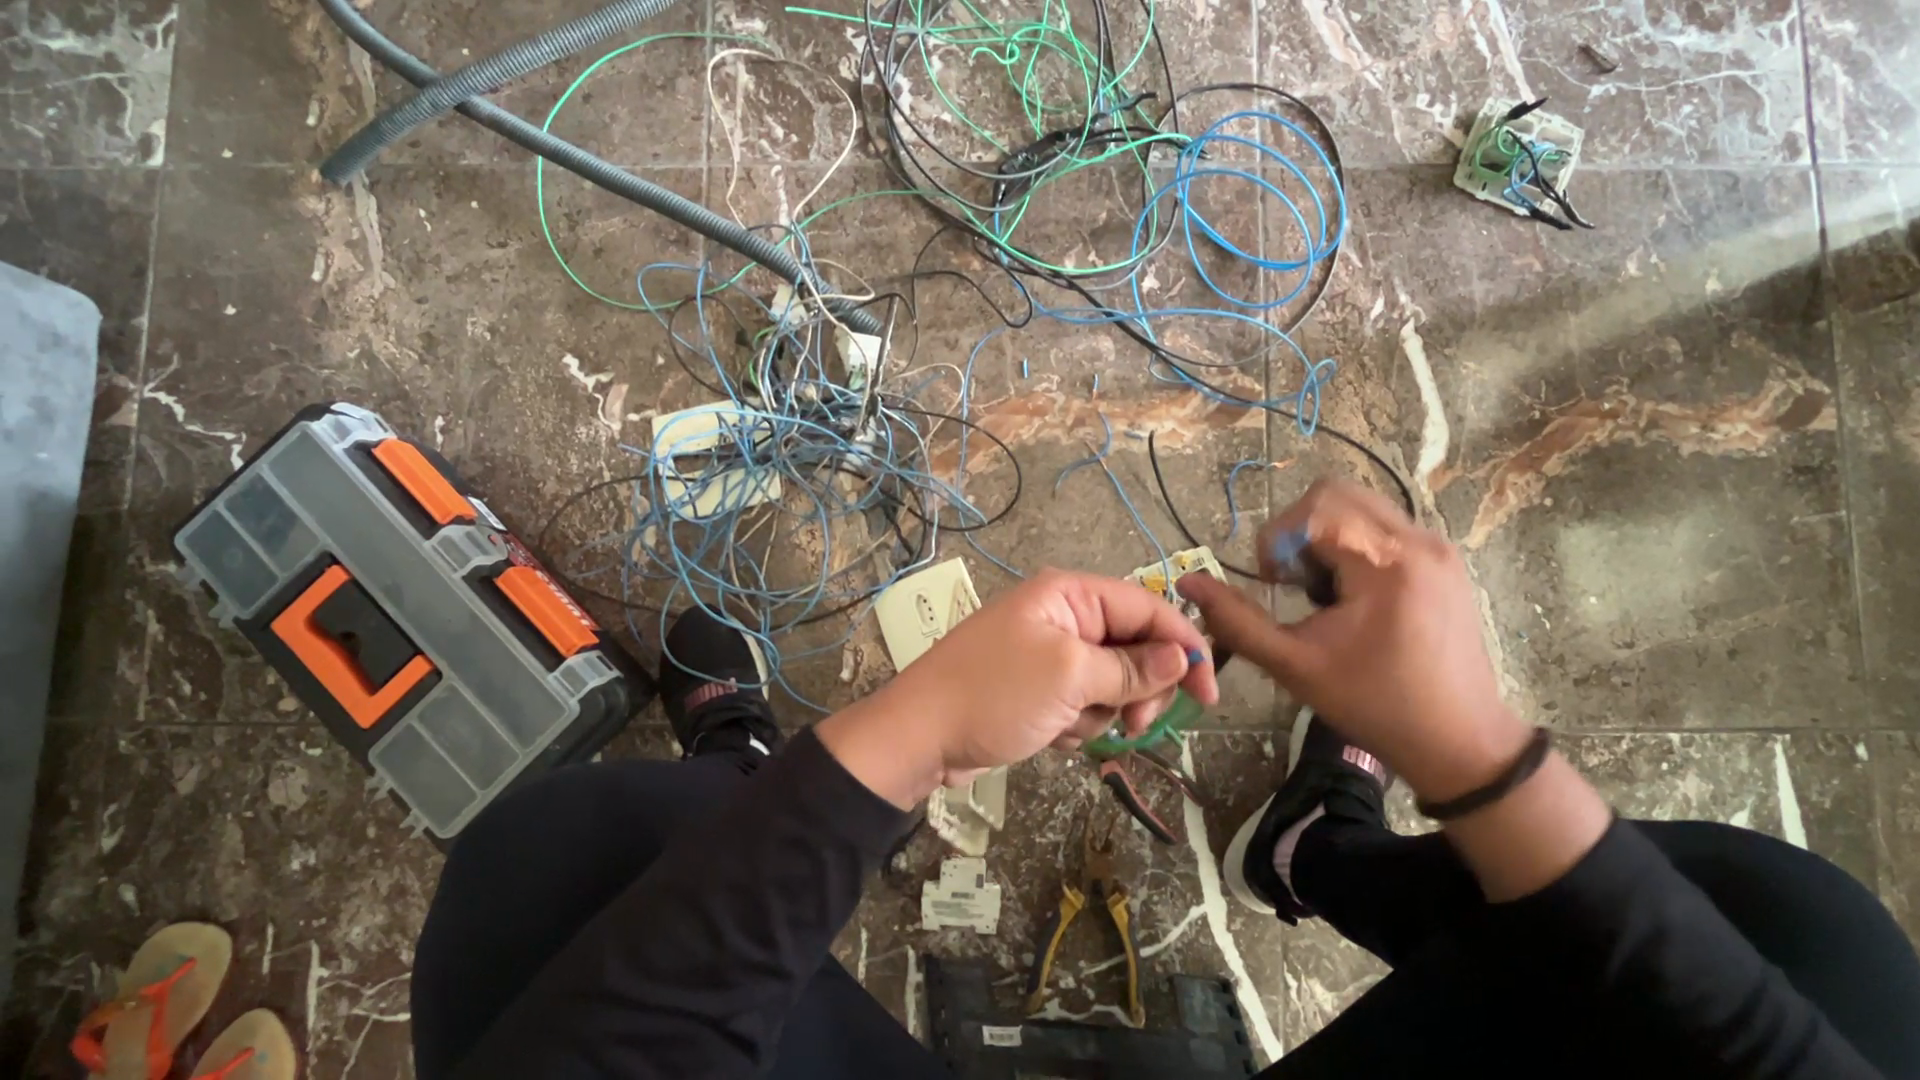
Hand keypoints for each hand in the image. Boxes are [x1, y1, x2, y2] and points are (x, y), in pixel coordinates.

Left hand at [818, 569, 1219, 807]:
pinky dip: (1078, 723)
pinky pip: (1084, 704)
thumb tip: (1180, 657)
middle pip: (1134, 648)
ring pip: (1113, 683)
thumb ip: (1131, 668)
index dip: (1184, 647)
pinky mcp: (1040, 691)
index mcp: (1069, 595)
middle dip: (1138, 689)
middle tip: (1134, 722)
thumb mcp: (1070, 676)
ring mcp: (1050, 656)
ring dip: (1103, 711)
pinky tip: (1051, 734)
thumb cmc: (995, 694)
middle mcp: (1063, 617)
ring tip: (1070, 724)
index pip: (1147, 609)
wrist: (922, 736)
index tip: (1208, 695)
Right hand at [1177, 480, 1531, 802]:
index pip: (1315, 507)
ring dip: (1326, 539)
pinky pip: (1383, 528)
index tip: (1276, 585)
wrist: (1459, 742)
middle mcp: (1419, 540)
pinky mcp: (1444, 561)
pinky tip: (1353, 598)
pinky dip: (1353, 548)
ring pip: (1360, 508)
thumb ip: (1235, 620)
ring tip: (1323, 594)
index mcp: (1387, 562)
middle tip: (1295, 584)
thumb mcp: (1294, 665)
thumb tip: (1187, 582)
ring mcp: (1438, 547)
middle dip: (1300, 532)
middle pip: (1337, 494)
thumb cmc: (1374, 704)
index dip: (1279, 539)